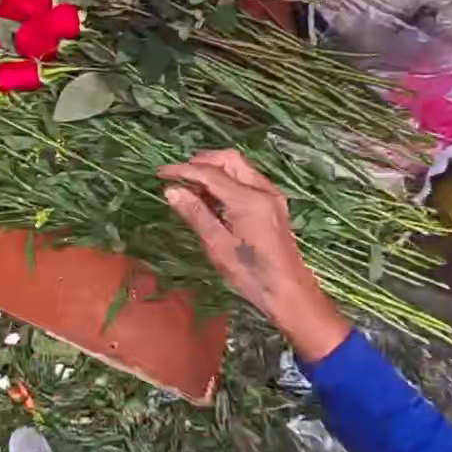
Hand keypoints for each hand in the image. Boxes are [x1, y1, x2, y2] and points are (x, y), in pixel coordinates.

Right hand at [158, 150, 352, 361]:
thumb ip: (196, 213)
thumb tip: (171, 190)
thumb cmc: (252, 275)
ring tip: (191, 187)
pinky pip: (248, 179)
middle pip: (229, 159)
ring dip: (215, 169)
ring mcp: (272, 195)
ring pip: (240, 166)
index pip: (210, 173)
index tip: (160, 173)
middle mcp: (263, 190)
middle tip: (178, 176)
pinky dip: (228, 180)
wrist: (290, 293)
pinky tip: (213, 197)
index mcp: (248, 200)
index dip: (183, 170)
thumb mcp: (218, 246)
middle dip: (201, 162)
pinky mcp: (274, 203)